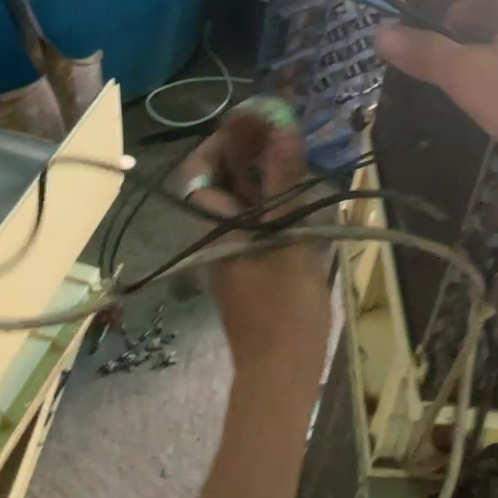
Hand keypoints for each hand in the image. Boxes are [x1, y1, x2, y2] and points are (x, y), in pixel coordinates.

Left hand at [175, 115, 329, 379]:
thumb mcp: (289, 237)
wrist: (281, 372)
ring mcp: (234, 253)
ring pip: (240, 203)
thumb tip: (283, 130)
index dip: (217, 143)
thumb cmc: (283, 306)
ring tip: (294, 155)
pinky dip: (273, 203)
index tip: (249, 124)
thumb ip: (286, 183)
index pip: (198, 172)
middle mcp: (218, 236)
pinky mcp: (252, 267)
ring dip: (262, 176)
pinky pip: (255, 223)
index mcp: (216, 227)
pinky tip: (300, 197)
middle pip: (221, 183)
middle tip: (280, 134)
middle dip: (246, 154)